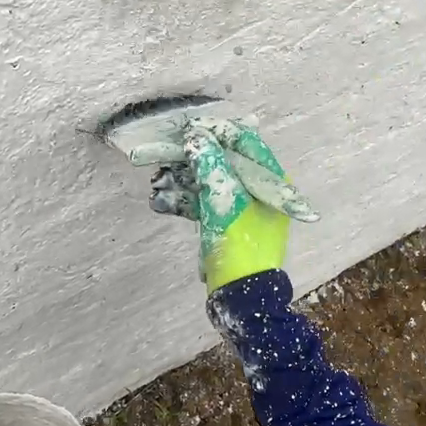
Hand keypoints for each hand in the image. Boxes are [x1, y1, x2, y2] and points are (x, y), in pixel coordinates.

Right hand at [149, 117, 315, 292]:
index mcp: (268, 180)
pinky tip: (159, 202)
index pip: (243, 141)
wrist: (241, 297)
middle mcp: (256, 189)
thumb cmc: (240, 246)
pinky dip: (181, 200)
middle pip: (219, 160)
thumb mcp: (224, 200)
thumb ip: (210, 164)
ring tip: (157, 184)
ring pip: (205, 181)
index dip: (215, 131)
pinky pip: (200, 202)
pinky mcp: (223, 222)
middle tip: (161, 153)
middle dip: (189, 159)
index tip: (188, 128)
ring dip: (179, 180)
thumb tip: (196, 136)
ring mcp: (239, 206)